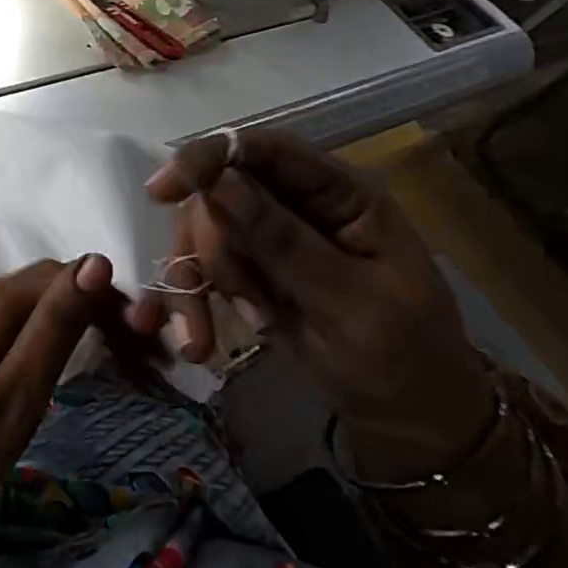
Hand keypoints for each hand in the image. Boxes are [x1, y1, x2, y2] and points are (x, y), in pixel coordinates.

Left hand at [0, 256, 123, 551]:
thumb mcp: (17, 390)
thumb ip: (58, 323)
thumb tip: (99, 260)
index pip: (77, 276)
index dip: (121, 304)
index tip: (157, 347)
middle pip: (63, 289)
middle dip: (111, 316)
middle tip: (152, 363)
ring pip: (47, 311)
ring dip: (92, 332)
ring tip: (131, 369)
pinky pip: (28, 332)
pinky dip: (65, 347)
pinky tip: (80, 370)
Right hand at [131, 131, 489, 461]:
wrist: (407, 417)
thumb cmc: (402, 355)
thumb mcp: (351, 303)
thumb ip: (285, 243)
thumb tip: (219, 184)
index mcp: (340, 193)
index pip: (268, 150)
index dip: (210, 157)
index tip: (160, 191)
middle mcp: (299, 204)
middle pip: (222, 192)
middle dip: (209, 247)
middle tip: (236, 304)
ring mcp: (272, 239)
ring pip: (205, 233)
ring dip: (195, 283)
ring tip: (203, 339)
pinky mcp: (252, 274)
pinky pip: (204, 272)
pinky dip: (193, 304)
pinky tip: (199, 343)